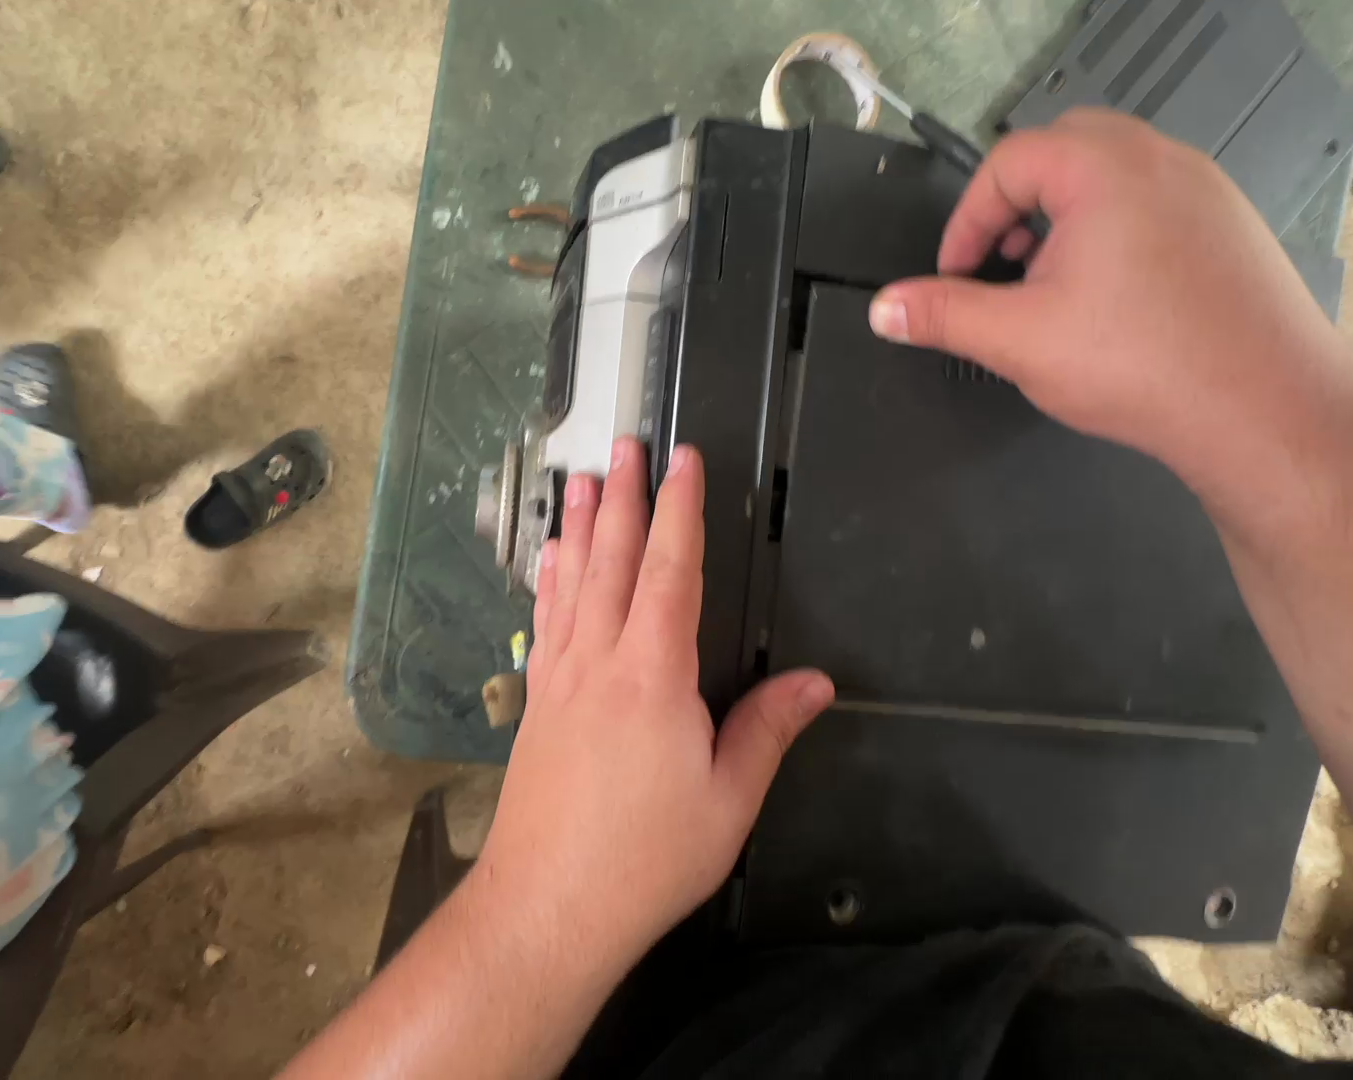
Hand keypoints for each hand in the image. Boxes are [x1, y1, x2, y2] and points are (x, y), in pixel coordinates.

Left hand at [475, 437, 833, 960]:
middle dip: (621, 496)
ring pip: (571, 582)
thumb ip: (768, 729)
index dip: (679, 510)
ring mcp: (560, 678)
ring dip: (577, 526)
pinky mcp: (536, 702)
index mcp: (653, 674)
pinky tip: (549, 560)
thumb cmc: (645, 855)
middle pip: (611, 560)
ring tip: (579, 480)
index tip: (682, 462)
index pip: (670, 570)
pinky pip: (547, 622)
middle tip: (621, 446)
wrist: (548, 905)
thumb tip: (815, 683)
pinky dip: (550, 580)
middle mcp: (600, 661)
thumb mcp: (728, 798)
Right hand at [867, 109, 1352, 473]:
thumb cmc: (1142, 362)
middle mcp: (1163, 162)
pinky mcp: (1226, 227)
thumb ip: (942, 316)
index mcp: (1106, 171)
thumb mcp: (1016, 339)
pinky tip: (1100, 299)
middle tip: (996, 263)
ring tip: (1042, 284)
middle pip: (1062, 151)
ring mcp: (1203, 191)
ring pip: (1109, 176)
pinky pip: (1148, 203)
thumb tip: (885, 309)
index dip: (966, 218)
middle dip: (1013, 207)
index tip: (954, 272)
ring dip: (1059, 218)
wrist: (1262, 405)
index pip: (1009, 161)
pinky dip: (1105, 232)